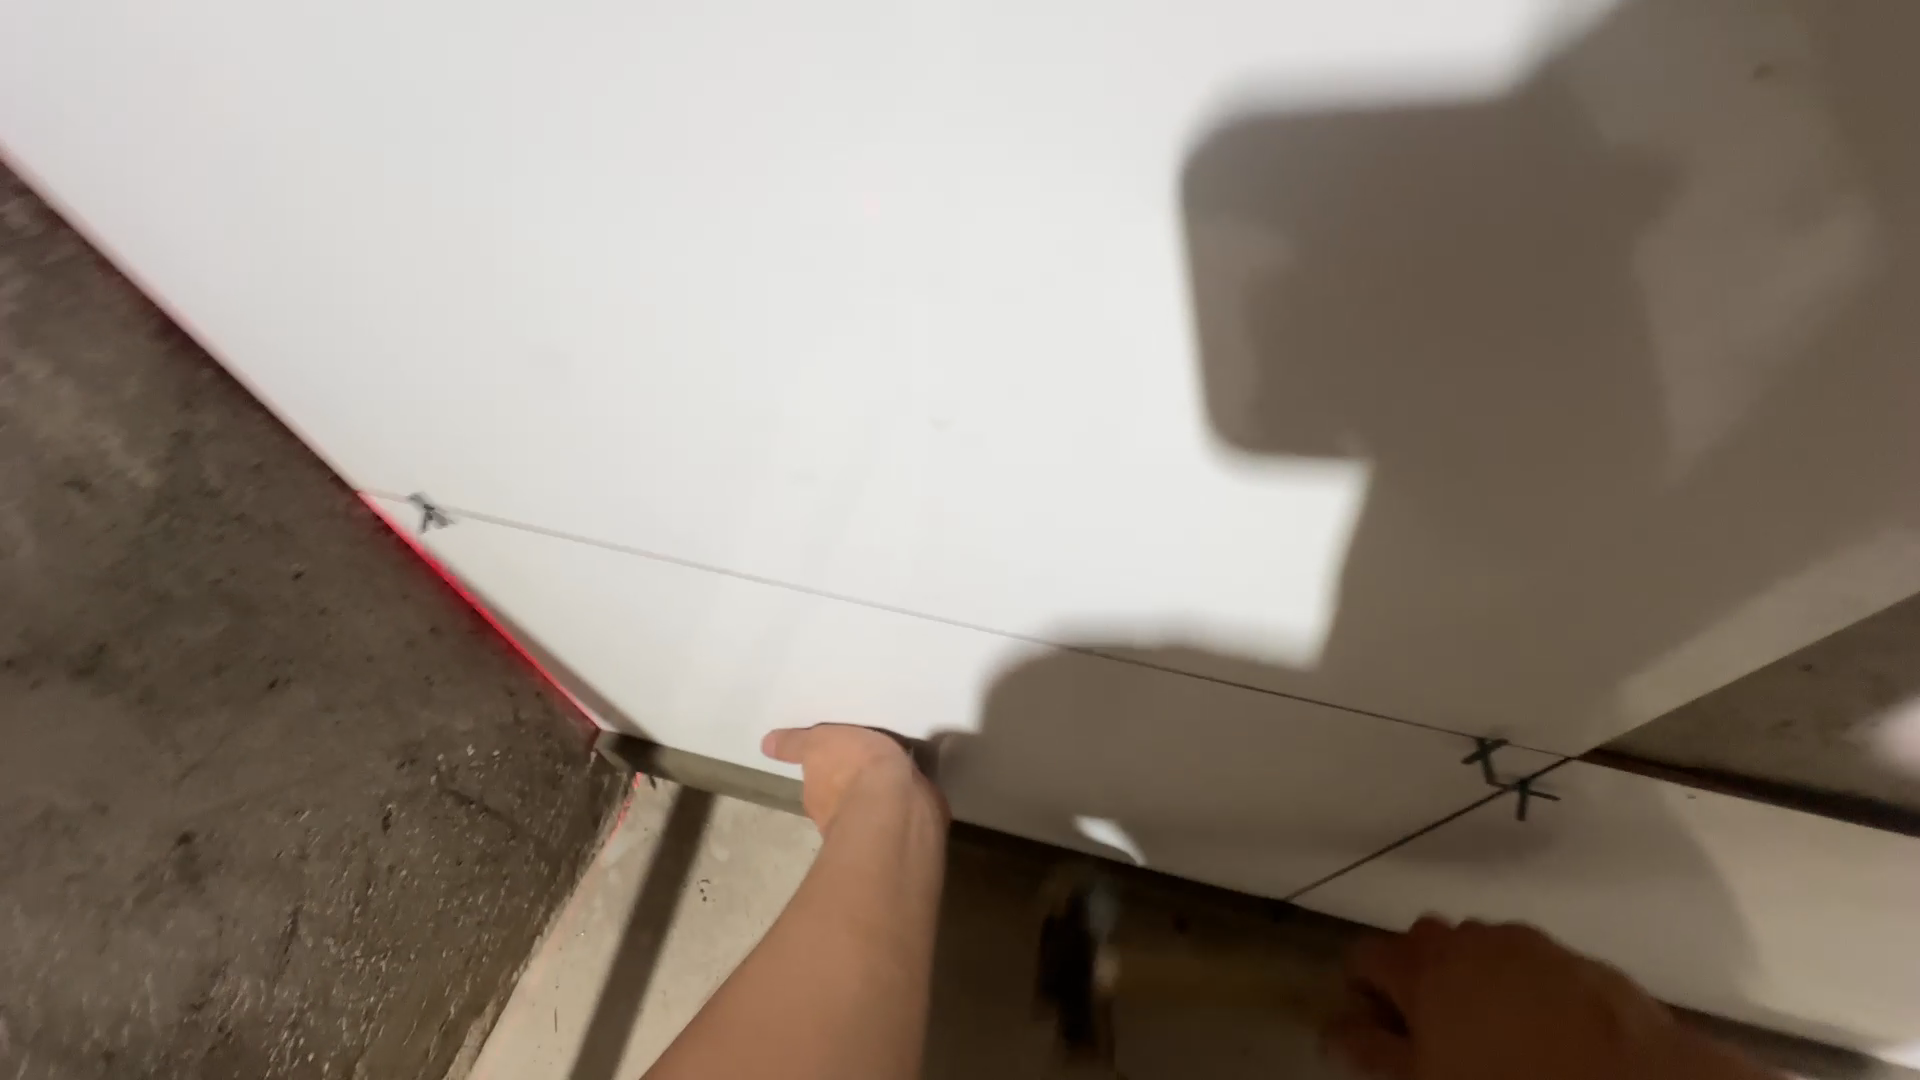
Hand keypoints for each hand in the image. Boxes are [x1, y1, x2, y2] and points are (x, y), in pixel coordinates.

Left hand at [762, 724, 944, 833]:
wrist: (894, 801)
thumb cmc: (853, 766)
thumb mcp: (819, 741)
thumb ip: (797, 744)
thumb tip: (766, 744)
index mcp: (815, 794)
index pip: (815, 780)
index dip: (821, 772)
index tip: (827, 764)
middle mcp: (834, 816)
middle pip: (837, 798)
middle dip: (847, 785)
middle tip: (862, 765)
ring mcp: (868, 828)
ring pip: (866, 808)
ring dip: (873, 797)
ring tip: (892, 774)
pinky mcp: (902, 832)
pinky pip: (898, 815)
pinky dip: (901, 806)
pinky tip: (913, 790)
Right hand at [1324, 917, 1770, 1079]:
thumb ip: (1372, 1052)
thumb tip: (1330, 1030)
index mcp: (1421, 965)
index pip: (1362, 957)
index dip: (1364, 996)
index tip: (1383, 1039)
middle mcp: (1467, 939)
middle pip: (1420, 944)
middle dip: (1420, 983)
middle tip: (1440, 1041)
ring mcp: (1529, 947)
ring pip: (1480, 952)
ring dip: (1474, 982)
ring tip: (1500, 1040)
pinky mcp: (1586, 965)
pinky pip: (1536, 969)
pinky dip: (1529, 993)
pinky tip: (1556, 1042)